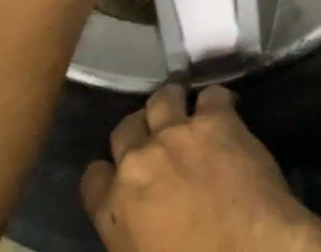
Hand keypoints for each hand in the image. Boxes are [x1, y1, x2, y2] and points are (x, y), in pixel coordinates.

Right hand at [81, 84, 320, 251]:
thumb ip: (129, 226)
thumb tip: (138, 218)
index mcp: (114, 206)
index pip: (94, 176)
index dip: (110, 171)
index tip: (125, 172)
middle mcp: (137, 161)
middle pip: (126, 129)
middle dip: (140, 132)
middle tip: (159, 141)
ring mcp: (176, 135)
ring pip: (163, 98)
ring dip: (172, 103)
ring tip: (186, 110)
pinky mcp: (216, 121)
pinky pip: (212, 95)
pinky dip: (218, 101)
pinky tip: (226, 109)